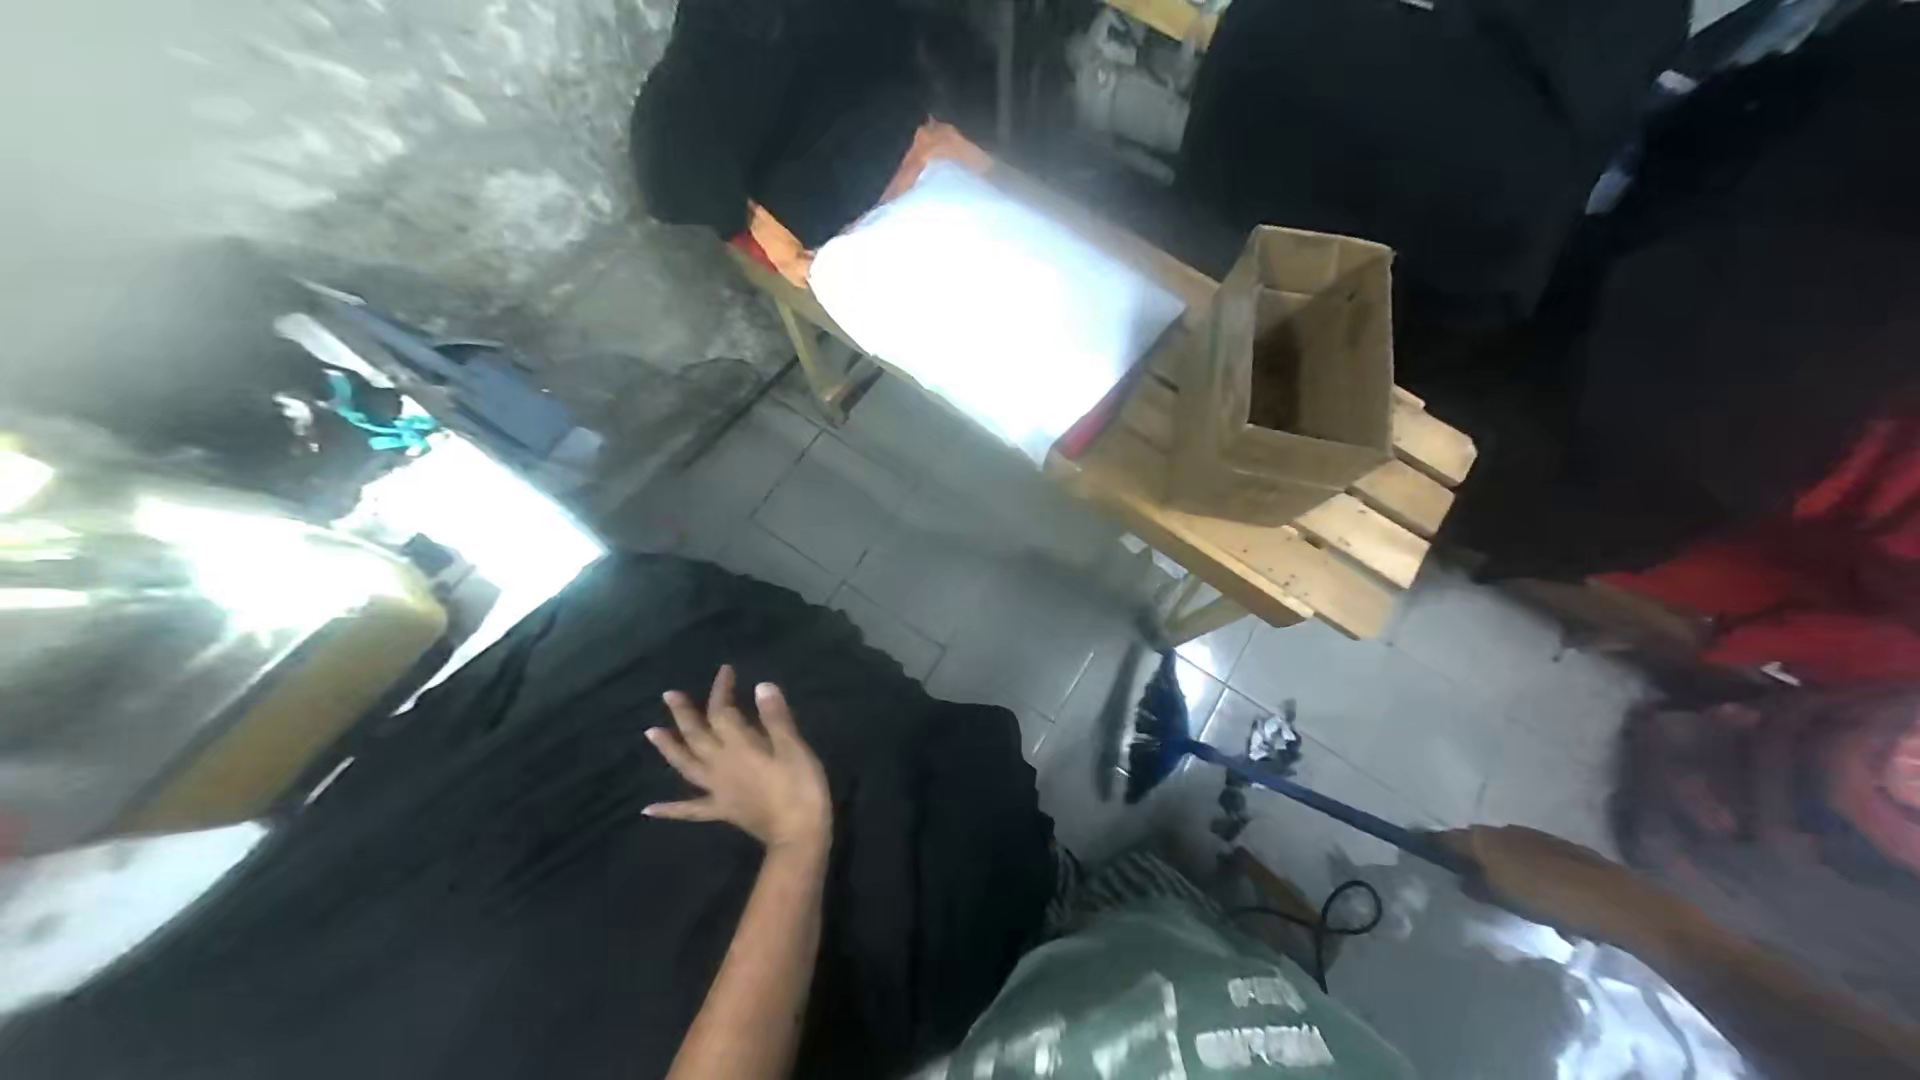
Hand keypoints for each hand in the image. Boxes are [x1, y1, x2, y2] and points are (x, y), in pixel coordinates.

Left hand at [644, 665, 831, 850]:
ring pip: (686, 765)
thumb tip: (761, 685)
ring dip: (669, 748)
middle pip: (697, 735)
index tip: (725, 671)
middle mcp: (721, 765)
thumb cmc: (801, 787)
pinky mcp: (722, 810)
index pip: (723, 712)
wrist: (798, 835)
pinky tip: (649, 809)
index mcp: (739, 747)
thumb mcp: (793, 748)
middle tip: (669, 695)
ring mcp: (718, 790)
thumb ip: (776, 717)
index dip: (721, 690)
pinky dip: (669, 809)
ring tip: (651, 733)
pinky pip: (690, 810)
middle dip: (684, 713)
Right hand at [1437, 825, 1689, 947]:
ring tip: (1517, 898)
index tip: (1419, 850)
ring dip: (1507, 868)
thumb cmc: (1550, 898)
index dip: (1431, 845)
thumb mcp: (1502, 898)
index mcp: (1485, 839)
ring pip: (1511, 851)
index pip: (1446, 838)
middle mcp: (1507, 831)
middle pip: (1479, 843)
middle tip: (1474, 883)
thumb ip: (1476, 886)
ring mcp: (1540, 838)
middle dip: (1473, 858)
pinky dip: (1535, 874)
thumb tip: (1463, 879)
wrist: (1622, 903)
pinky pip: (1538, 860)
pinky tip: (1551, 902)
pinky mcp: (1568, 851)